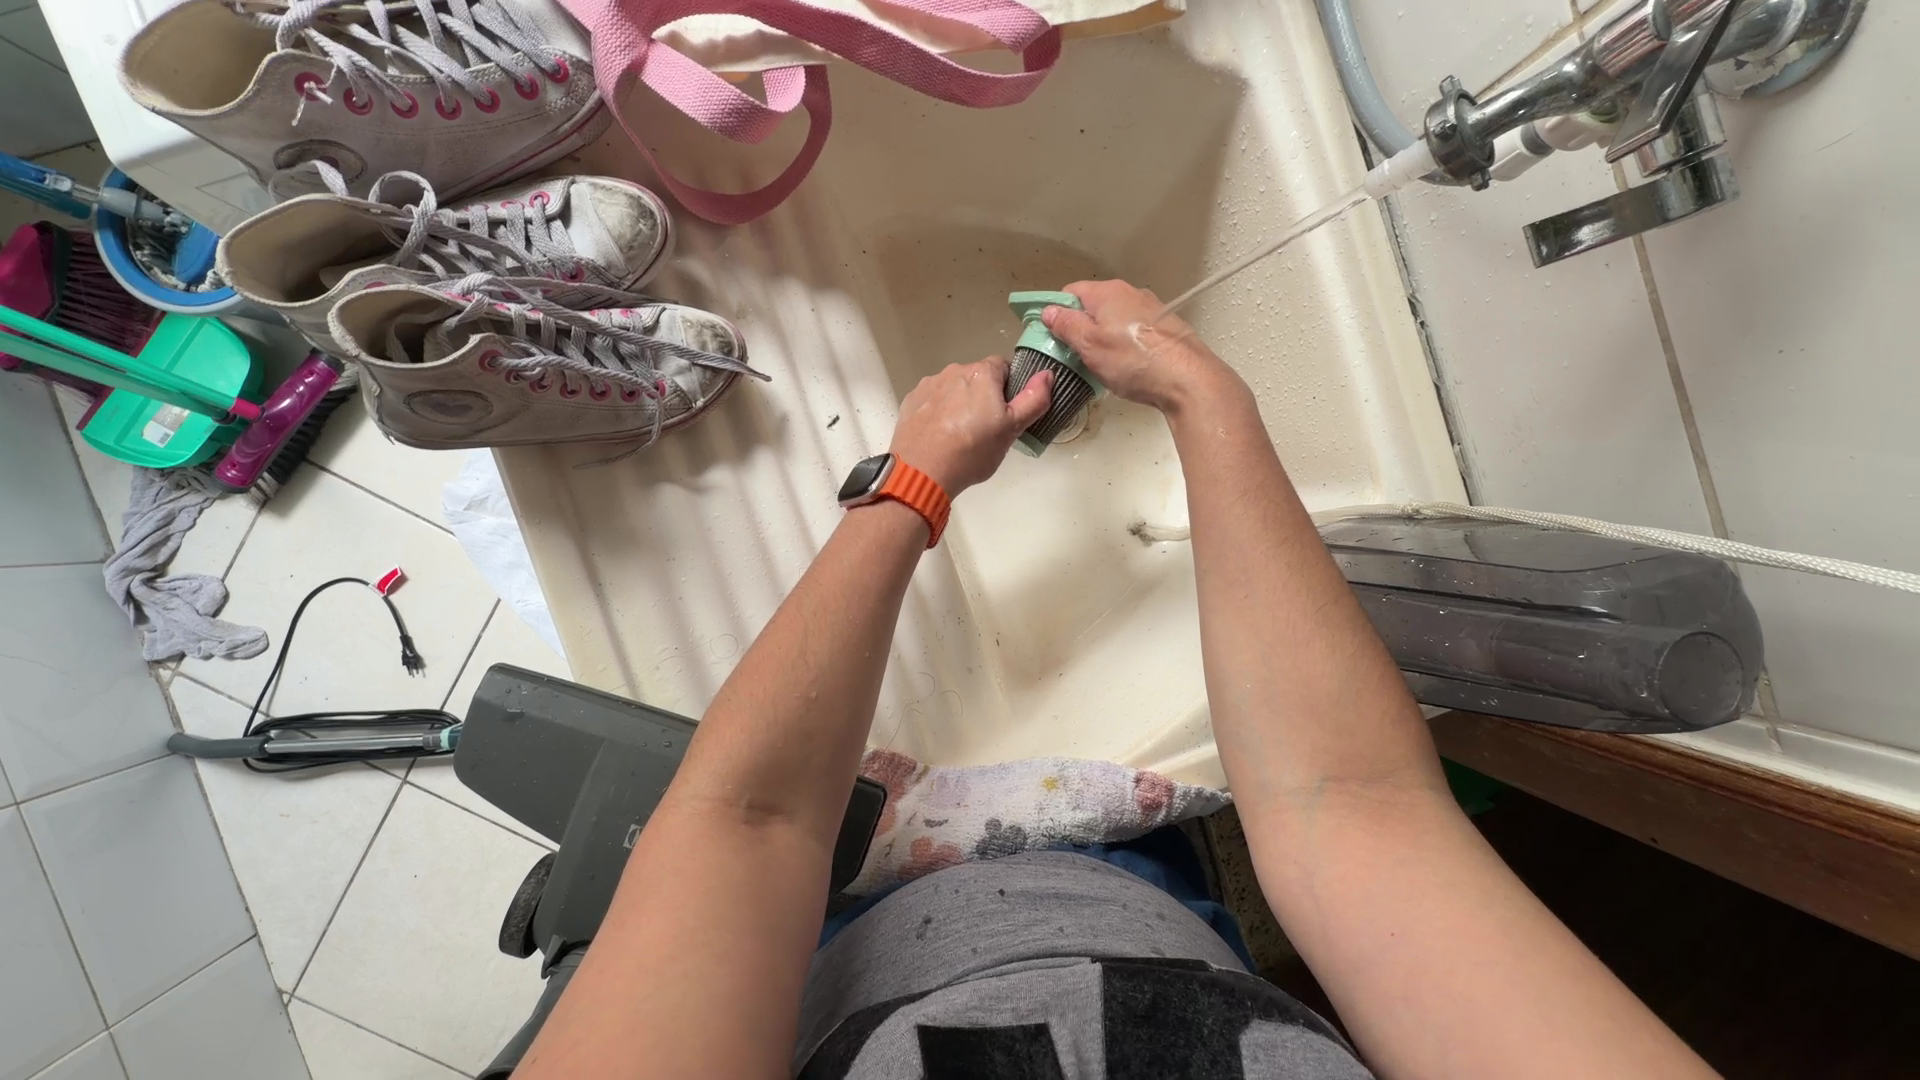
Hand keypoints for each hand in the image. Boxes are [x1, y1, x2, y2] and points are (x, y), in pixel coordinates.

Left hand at [890, 357, 1052, 495]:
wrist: (922, 471)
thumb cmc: (972, 450)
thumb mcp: (1011, 429)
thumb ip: (1033, 400)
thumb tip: (1047, 373)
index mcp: (982, 373)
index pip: (1004, 367)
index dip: (1009, 389)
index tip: (1006, 413)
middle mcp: (954, 370)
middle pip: (977, 378)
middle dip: (983, 396)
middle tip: (985, 429)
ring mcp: (929, 385)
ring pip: (953, 389)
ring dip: (959, 403)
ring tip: (959, 435)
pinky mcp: (911, 400)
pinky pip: (932, 400)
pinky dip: (938, 412)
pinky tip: (939, 434)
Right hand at [1041, 280, 1235, 413]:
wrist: (1188, 380)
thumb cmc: (1134, 361)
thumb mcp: (1089, 345)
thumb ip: (1066, 325)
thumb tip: (1049, 310)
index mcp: (1108, 292)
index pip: (1071, 292)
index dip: (1057, 312)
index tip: (1051, 336)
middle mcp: (1131, 294)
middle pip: (1094, 307)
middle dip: (1081, 329)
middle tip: (1074, 357)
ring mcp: (1151, 311)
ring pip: (1114, 321)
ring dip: (1103, 340)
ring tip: (1101, 367)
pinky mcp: (1165, 330)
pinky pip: (1134, 334)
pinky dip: (1124, 347)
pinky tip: (1126, 369)